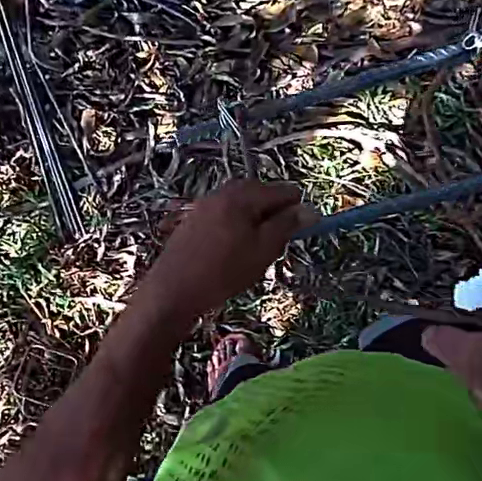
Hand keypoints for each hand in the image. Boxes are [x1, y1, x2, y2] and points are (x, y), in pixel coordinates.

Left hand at [136, 180, 312, 321]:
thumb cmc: (224, 272)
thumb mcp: (263, 250)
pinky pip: (223, 216)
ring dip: (254, 222)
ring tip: (254, 252)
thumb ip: (286, 226)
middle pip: (259, 194)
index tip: (297, 235)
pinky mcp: (192, 221)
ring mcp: (203, 205)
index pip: (283, 190)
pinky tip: (231, 253)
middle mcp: (222, 193)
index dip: (296, 210)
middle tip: (275, 245)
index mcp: (242, 195)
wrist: (172, 290)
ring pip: (240, 206)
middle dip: (273, 214)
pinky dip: (235, 228)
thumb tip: (308, 210)